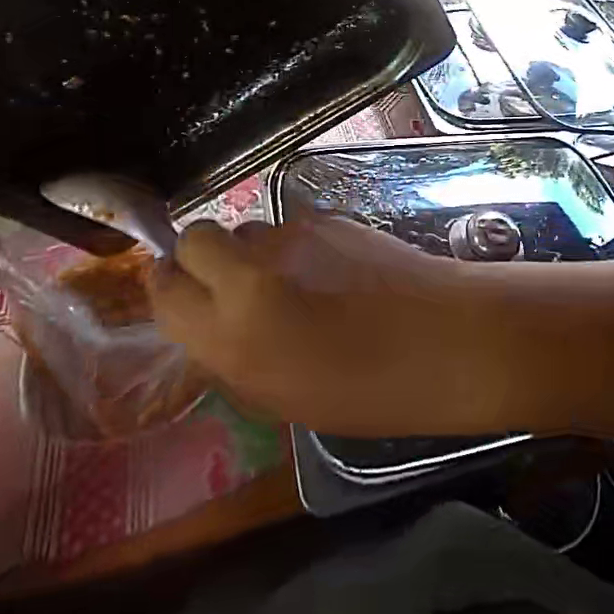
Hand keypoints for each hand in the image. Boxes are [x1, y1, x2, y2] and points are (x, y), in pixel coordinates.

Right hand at [148, 214, 513, 437]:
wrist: (448, 339)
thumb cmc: (369, 391)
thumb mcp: (281, 397)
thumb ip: (230, 354)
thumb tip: (208, 320)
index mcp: (233, 333)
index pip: (164, 288)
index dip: (171, 290)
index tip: (186, 300)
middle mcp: (252, 273)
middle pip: (195, 237)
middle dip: (201, 258)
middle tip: (233, 287)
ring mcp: (293, 237)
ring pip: (247, 228)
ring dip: (254, 252)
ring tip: (295, 284)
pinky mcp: (329, 216)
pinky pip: (289, 226)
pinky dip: (294, 246)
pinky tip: (331, 273)